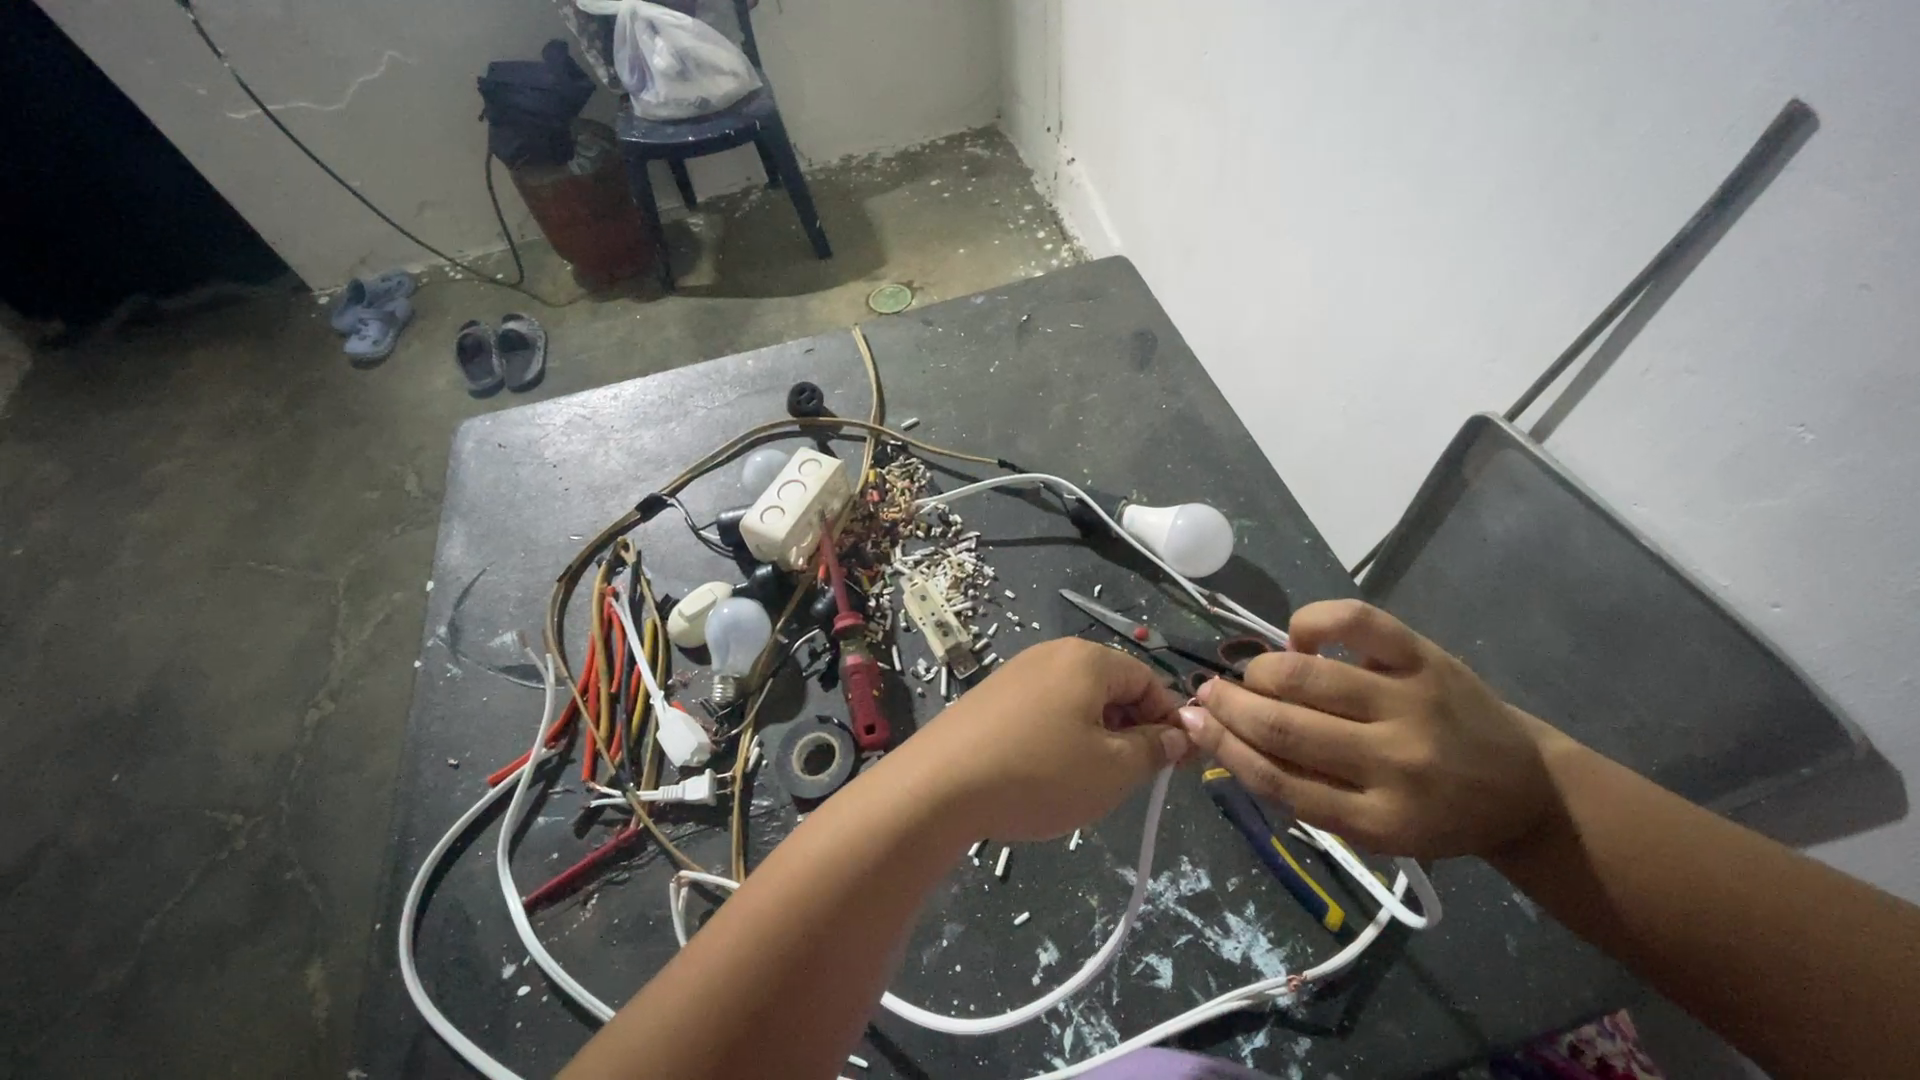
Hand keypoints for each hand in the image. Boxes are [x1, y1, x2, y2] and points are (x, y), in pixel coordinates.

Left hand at [893, 638, 1190, 842]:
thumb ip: (1153, 749)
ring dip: (1096, 736)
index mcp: (1088, 659)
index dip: (1169, 721)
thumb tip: (1176, 735)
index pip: (1149, 680)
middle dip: (1131, 729)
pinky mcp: (991, 697)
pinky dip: (1059, 736)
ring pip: (1077, 701)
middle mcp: (1052, 654)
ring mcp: (1016, 672)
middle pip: (1112, 686)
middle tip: (1133, 777)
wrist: (939, 787)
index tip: (1176, 765)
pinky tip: (1046, 773)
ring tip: (1087, 780)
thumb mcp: (1112, 770)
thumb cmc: (1039, 774)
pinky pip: (1044, 710)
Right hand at [1176, 600, 1554, 858]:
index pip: (1275, 779)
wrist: (1525, 789)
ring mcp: (1412, 703)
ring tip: (1253, 676)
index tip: (1192, 721)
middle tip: (1208, 693)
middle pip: (1282, 726)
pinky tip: (1299, 641)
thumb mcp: (1370, 828)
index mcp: (1376, 820)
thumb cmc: (1434, 815)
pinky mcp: (1427, 658)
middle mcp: (1395, 764)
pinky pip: (1353, 621)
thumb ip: (1301, 789)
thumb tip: (1221, 736)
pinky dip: (1309, 623)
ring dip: (1259, 671)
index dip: (1222, 746)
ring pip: (1304, 676)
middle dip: (1228, 705)